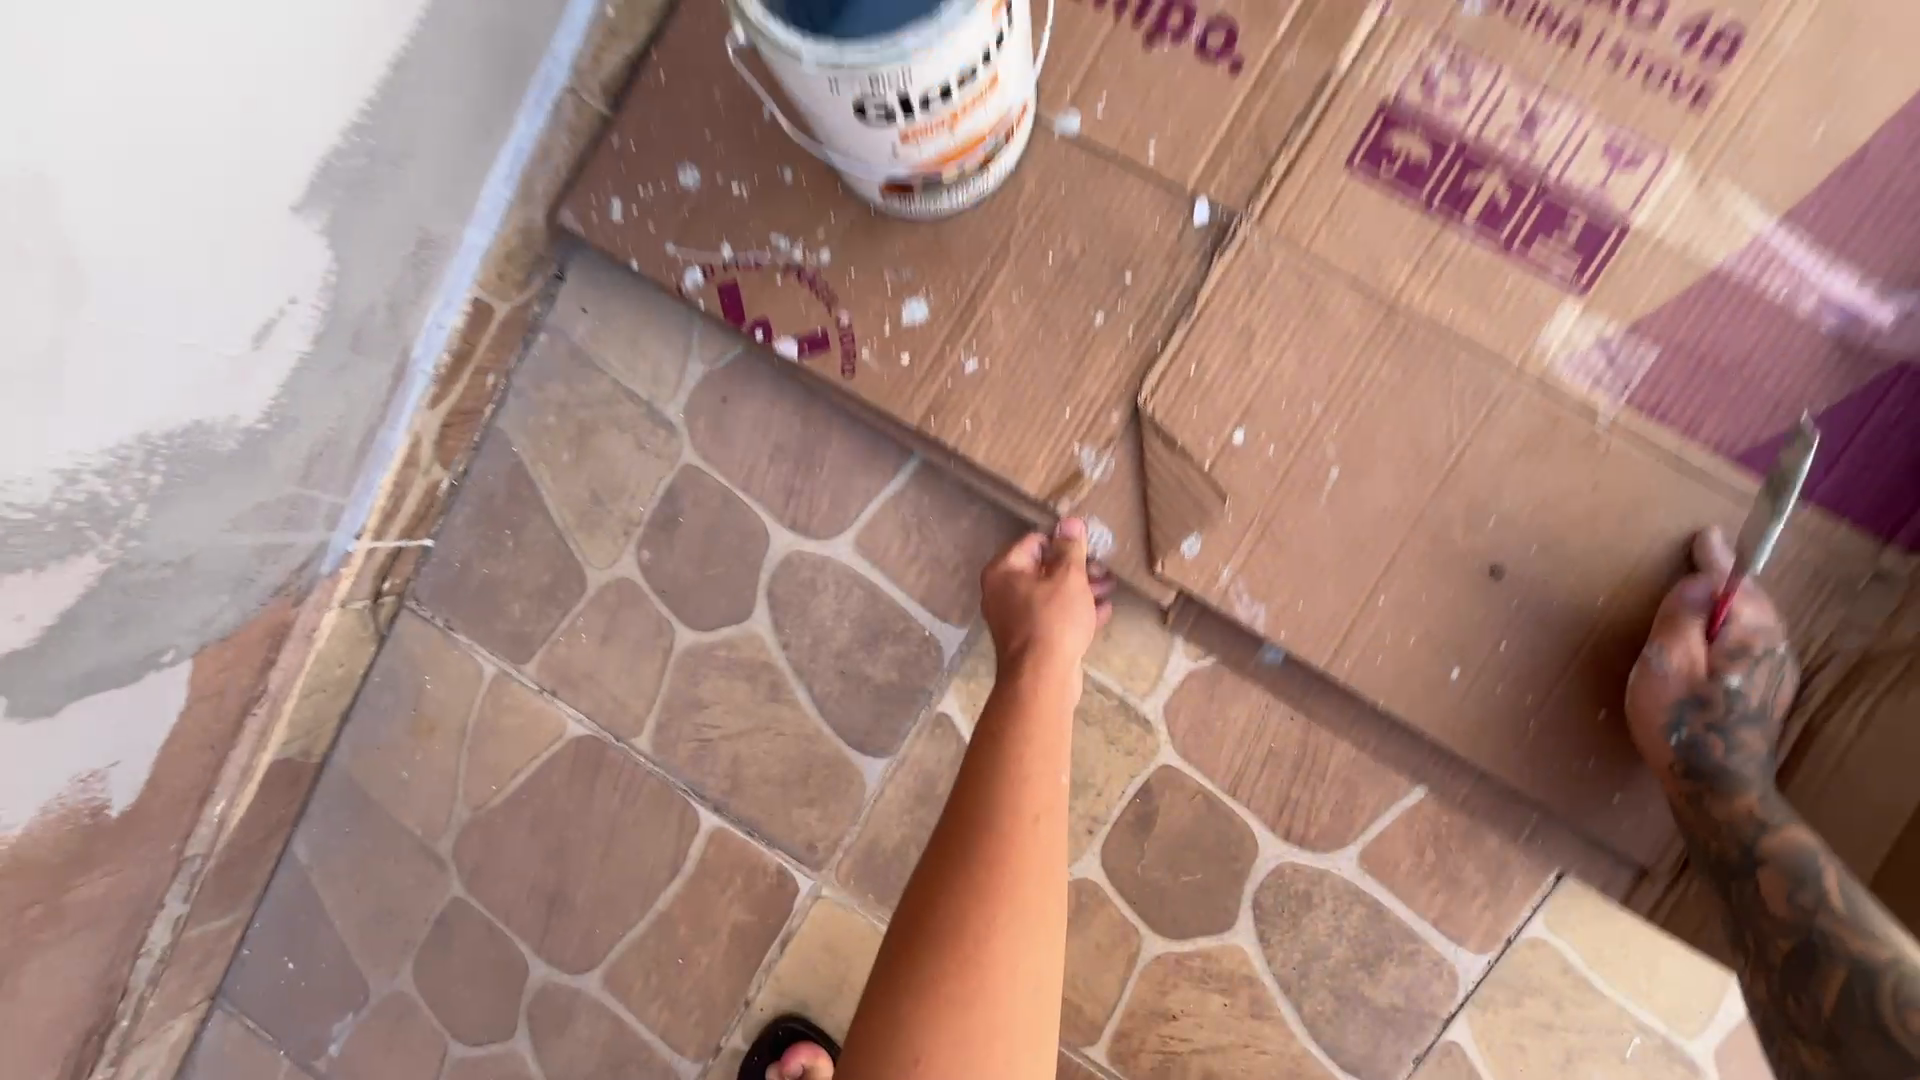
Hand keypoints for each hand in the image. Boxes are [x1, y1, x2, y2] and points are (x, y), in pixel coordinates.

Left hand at [979, 518, 1115, 680]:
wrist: (1042, 679)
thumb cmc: (1053, 620)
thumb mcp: (1068, 577)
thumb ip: (1070, 548)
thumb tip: (1070, 522)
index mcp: (1004, 570)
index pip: (1034, 542)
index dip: (1063, 541)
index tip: (1089, 546)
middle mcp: (1002, 592)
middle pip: (1043, 569)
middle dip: (1076, 568)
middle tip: (1104, 569)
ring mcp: (1014, 618)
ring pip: (1050, 594)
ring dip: (1080, 589)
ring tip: (1109, 586)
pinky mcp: (1029, 640)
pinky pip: (1053, 617)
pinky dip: (1075, 612)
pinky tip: (1103, 610)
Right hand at [1624, 528, 1798, 798]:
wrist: (1716, 782)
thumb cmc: (1680, 718)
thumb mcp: (1666, 661)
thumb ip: (1682, 617)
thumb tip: (1701, 580)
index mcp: (1751, 636)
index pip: (1736, 584)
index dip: (1715, 560)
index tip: (1705, 535)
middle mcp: (1774, 650)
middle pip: (1753, 603)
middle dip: (1729, 579)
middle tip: (1702, 558)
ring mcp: (1776, 675)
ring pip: (1755, 625)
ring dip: (1731, 604)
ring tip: (1706, 593)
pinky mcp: (1766, 694)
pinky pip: (1751, 644)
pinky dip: (1732, 627)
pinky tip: (1713, 637)